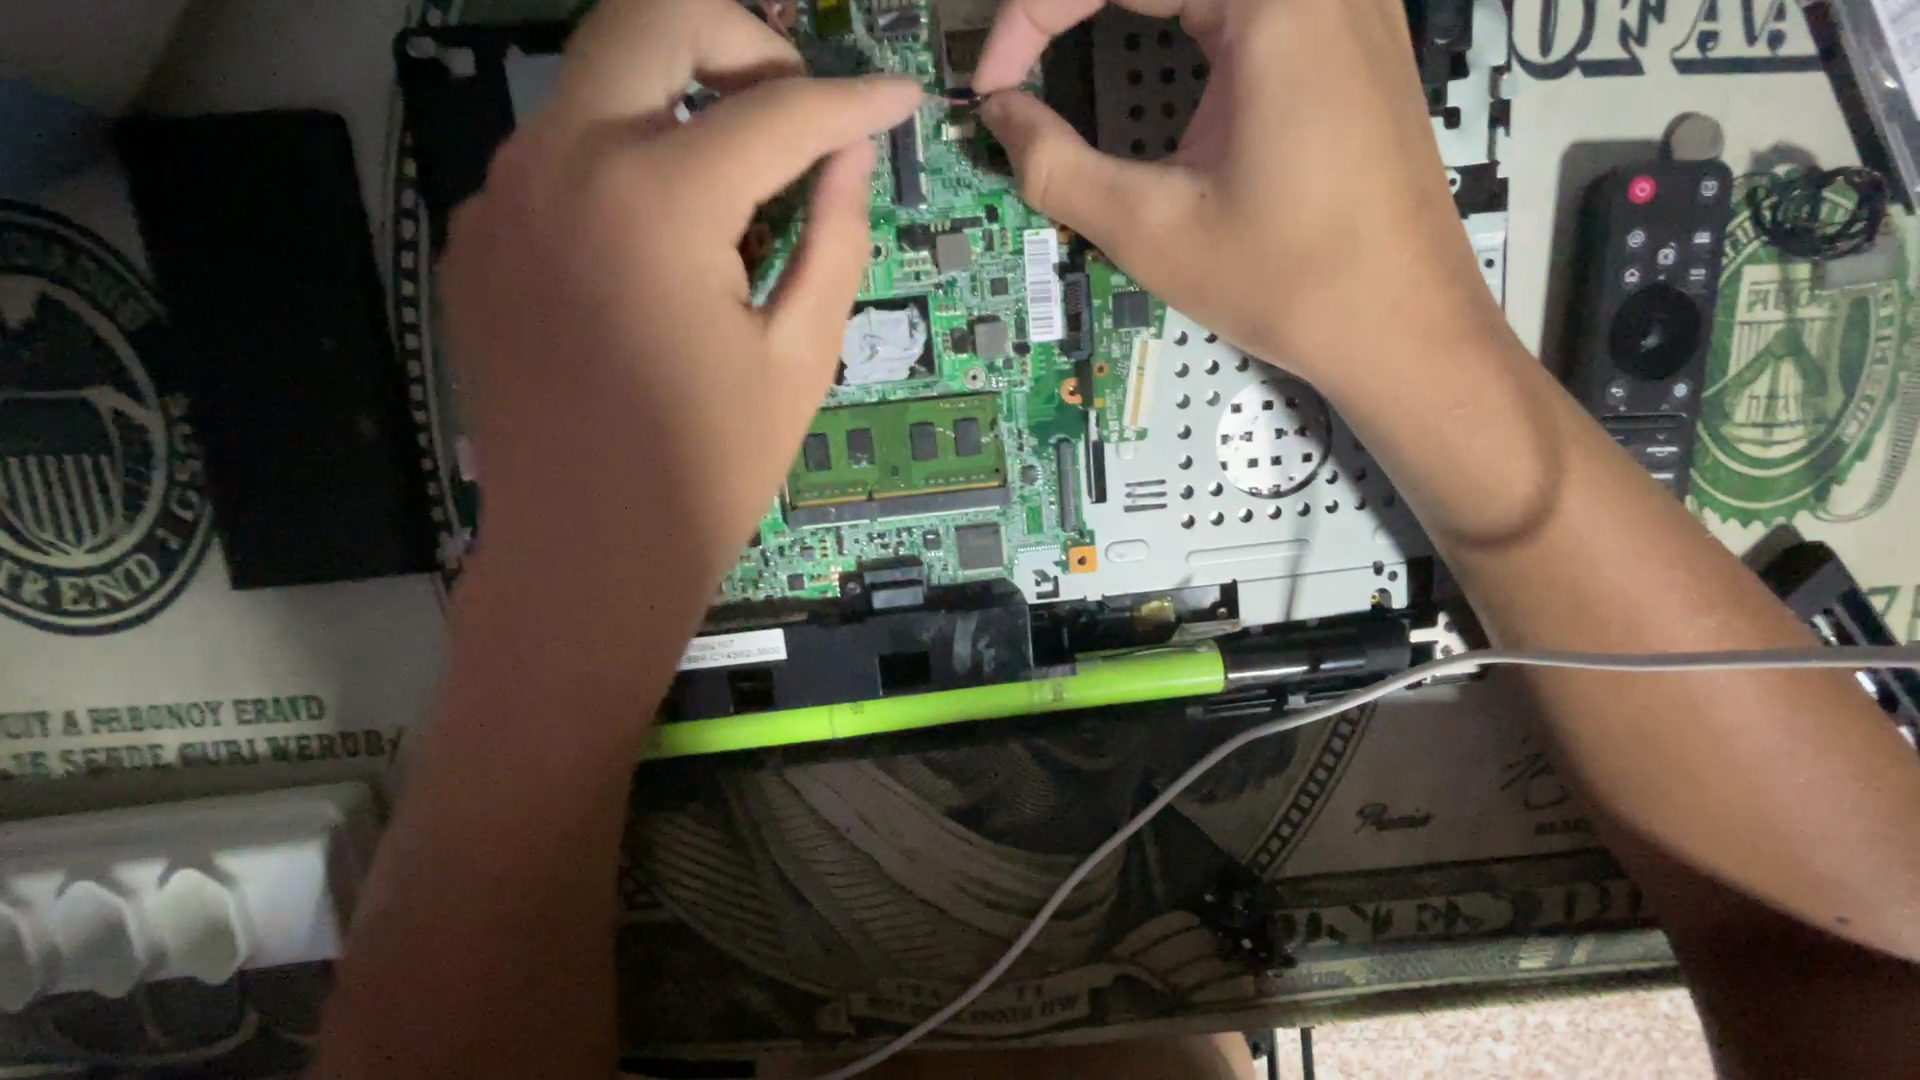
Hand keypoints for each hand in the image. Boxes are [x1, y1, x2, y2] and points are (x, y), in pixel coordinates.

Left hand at [439, 0, 917, 685]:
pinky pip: (555, 158)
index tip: (898, 98)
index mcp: (658, 199)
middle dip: (741, 39)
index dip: (854, 100)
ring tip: (735, 177)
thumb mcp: (799, 356)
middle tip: (794, 102)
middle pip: (650, 17)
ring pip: (592, 80)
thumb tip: (850, 157)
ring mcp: (502, 196)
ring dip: (676, 99)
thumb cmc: (709, 468)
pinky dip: (621, 164)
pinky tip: (658, 244)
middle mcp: (563, 163)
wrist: (586, 553)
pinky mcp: (478, 239)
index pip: (779, 110)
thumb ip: (834, 237)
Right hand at [972, 0, 1506, 387]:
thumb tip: (999, 115)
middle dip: (1069, 3)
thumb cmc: (1285, 281)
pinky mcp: (1348, 33)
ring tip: (1063, 44)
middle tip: (1020, 59)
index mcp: (1272, 1)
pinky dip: (1182, 12)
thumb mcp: (1151, 229)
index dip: (1031, 14)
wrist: (1401, 326)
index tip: (991, 84)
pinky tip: (1154, 44)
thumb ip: (1054, 166)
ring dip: (1125, 5)